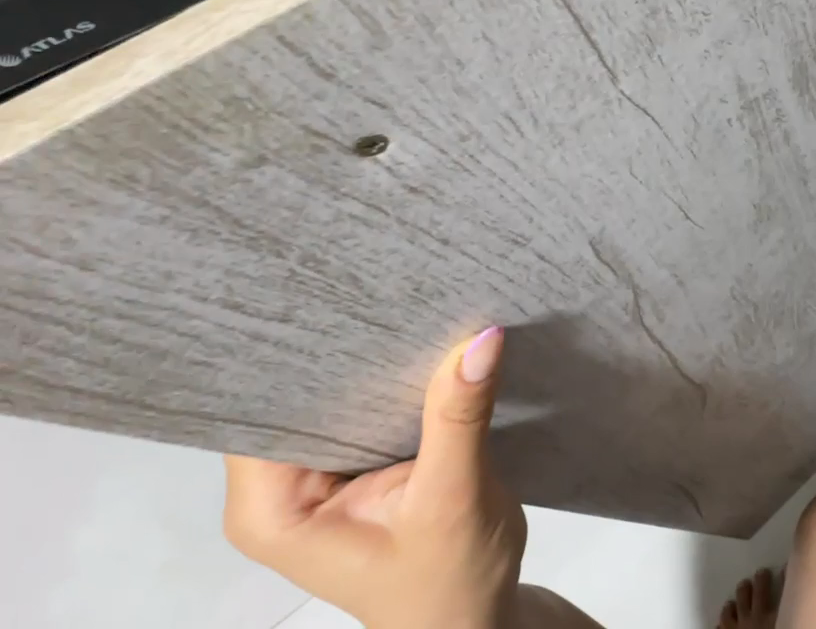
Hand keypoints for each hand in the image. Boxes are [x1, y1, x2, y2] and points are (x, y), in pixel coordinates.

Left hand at [224, 327, 526, 628]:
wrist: (476, 621)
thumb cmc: (450, 578)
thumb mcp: (454, 498)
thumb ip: (458, 417)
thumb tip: (482, 336)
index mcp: (271, 508)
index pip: (262, 410)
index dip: (302, 355)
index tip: (351, 299)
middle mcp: (283, 490)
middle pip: (302, 398)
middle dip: (354, 351)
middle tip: (401, 289)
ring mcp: (323, 480)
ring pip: (342, 399)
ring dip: (385, 365)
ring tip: (422, 307)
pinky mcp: (362, 472)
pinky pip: (373, 411)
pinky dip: (405, 384)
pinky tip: (436, 350)